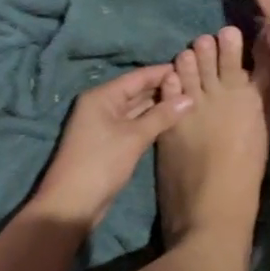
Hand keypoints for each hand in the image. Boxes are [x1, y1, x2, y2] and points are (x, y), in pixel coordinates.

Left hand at [29, 65, 191, 224]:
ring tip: (190, 101)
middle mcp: (102, 105)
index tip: (191, 67)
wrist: (73, 202)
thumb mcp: (134, 137)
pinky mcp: (110, 143)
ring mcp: (105, 125)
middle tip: (196, 86)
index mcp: (102, 96)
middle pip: (137, 91)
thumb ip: (162, 116)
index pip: (138, 77)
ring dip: (159, 107)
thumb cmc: (101, 163)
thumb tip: (189, 98)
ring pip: (137, 109)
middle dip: (163, 89)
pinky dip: (151, 123)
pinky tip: (172, 122)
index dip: (163, 72)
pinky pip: (134, 125)